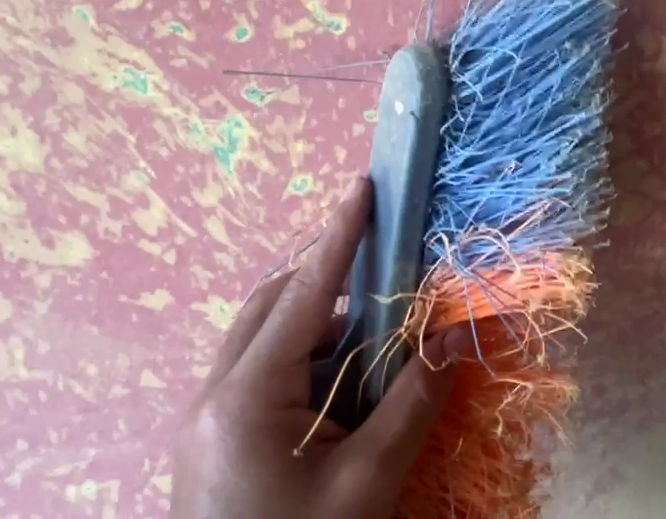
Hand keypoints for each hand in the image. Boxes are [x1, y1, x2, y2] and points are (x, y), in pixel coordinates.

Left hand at [172, 175, 469, 518]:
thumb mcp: (369, 478)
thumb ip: (416, 396)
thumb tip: (461, 334)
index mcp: (245, 397)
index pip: (302, 293)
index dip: (340, 236)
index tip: (362, 187)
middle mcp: (212, 398)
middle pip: (272, 306)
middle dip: (328, 280)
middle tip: (385, 278)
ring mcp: (204, 424)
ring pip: (263, 340)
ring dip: (319, 326)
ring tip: (374, 347)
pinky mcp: (212, 445)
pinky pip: (259, 374)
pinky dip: (305, 361)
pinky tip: (343, 392)